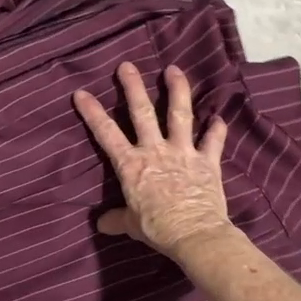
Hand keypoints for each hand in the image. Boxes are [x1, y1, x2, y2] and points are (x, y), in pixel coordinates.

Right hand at [72, 62, 234, 257]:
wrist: (194, 234)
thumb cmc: (157, 227)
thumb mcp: (130, 225)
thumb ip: (117, 219)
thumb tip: (101, 224)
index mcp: (131, 164)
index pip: (106, 133)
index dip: (92, 112)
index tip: (81, 93)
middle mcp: (154, 151)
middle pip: (142, 112)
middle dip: (133, 87)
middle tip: (127, 66)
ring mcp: (182, 153)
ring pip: (179, 115)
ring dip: (177, 90)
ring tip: (174, 70)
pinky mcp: (207, 162)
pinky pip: (213, 142)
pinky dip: (217, 130)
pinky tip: (219, 118)